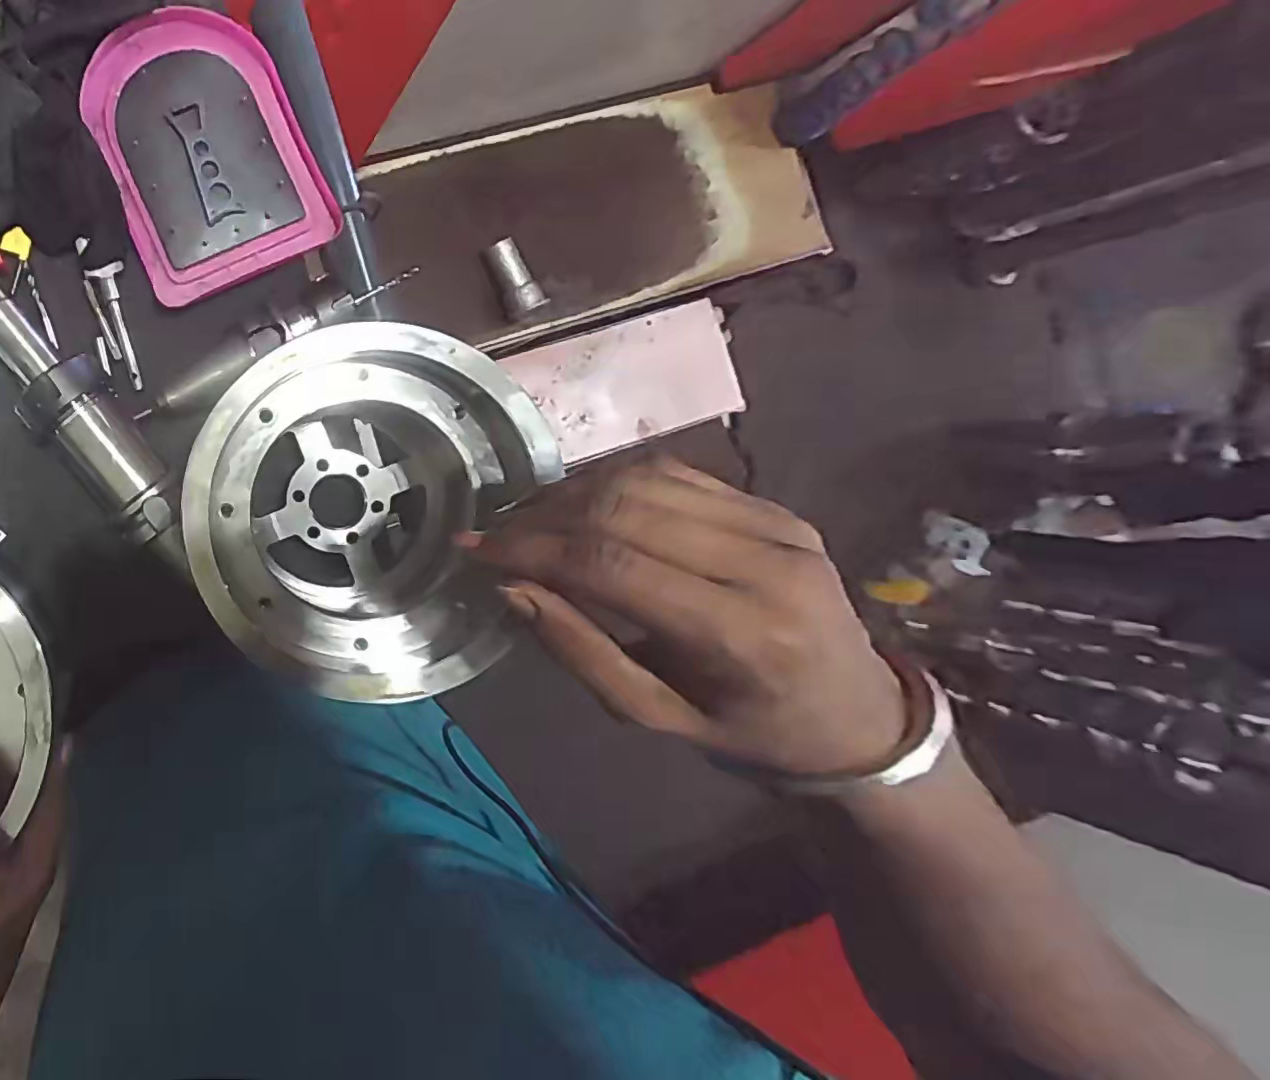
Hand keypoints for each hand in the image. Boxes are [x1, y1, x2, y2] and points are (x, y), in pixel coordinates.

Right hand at [461, 458, 905, 778]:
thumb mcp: (652, 716)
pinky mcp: (772, 505)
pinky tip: (576, 504)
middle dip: (541, 517)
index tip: (476, 548)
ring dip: (568, 493)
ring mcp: (776, 522)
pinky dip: (608, 482)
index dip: (531, 549)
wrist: (855, 712)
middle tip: (495, 534)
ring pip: (641, 479)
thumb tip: (512, 588)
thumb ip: (579, 650)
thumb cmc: (746, 730)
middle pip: (621, 509)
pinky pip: (671, 473)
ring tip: (526, 519)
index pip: (610, 563)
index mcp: (739, 631)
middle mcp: (764, 560)